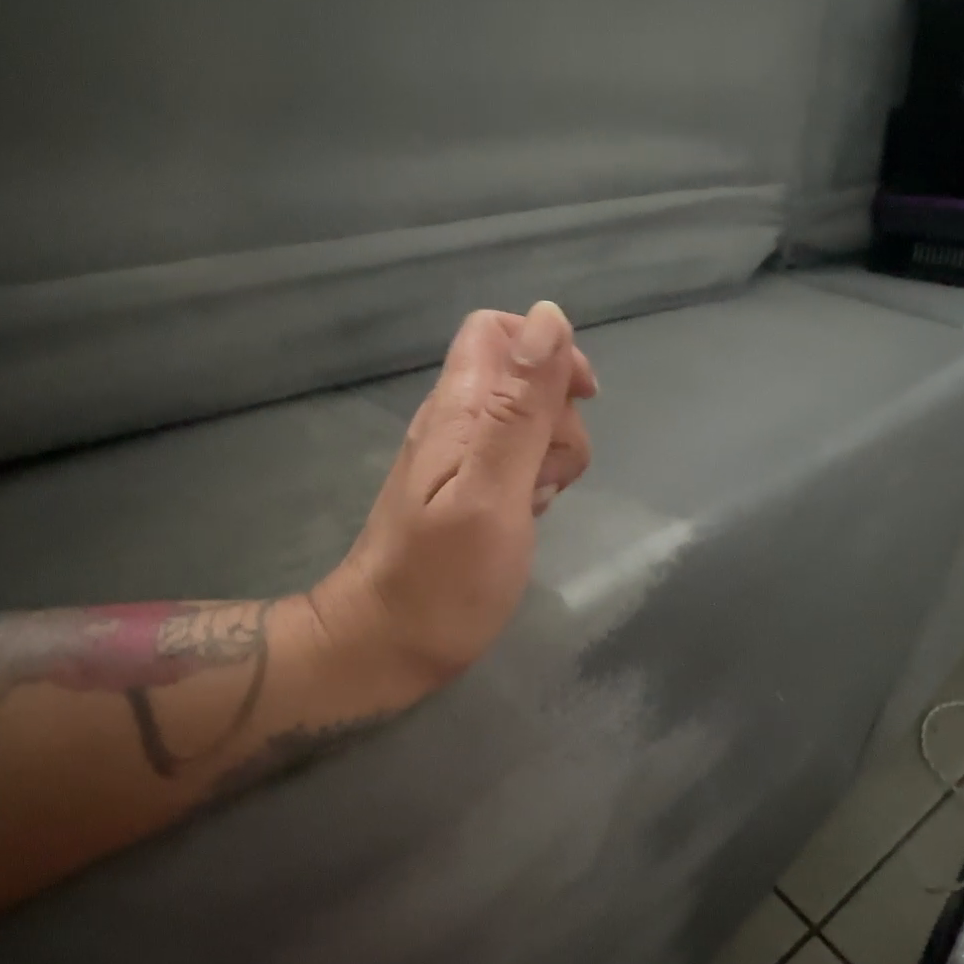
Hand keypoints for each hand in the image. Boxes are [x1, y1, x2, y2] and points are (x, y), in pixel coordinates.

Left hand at [311, 301, 597, 683]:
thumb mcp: (493, 492)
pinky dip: (537, 478)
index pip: (497, 331)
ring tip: (538, 502)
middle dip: (558, 414)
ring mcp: (460, 458)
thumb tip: (551, 317)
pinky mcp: (467, 491)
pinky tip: (531, 515)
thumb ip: (521, 408)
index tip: (579, 400)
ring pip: (527, 421)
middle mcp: (455, 421)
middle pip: (523, 376)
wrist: (384, 646)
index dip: (547, 350)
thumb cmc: (442, 579)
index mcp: (458, 409)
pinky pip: (517, 460)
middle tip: (549, 473)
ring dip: (552, 452)